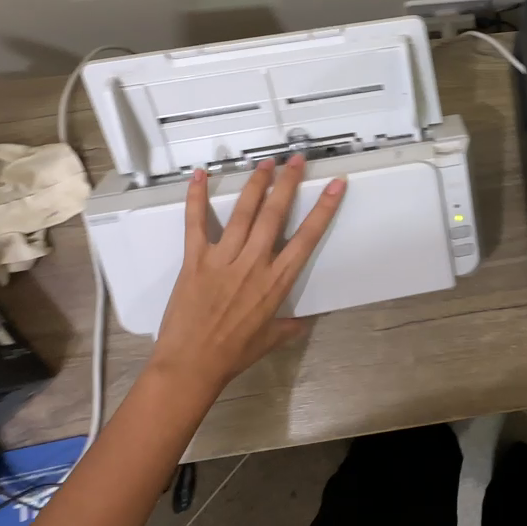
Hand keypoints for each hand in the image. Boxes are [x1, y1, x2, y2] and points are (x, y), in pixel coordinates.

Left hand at [149, 155, 344, 391]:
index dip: (323, 208)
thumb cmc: (232, 355)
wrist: (190, 366)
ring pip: (243, 212)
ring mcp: (223, 258)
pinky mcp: (195, 259)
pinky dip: (196, 197)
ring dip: (256, 184)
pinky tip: (199, 175)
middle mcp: (254, 263)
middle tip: (296, 159)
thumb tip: (303, 323)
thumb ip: (288, 326)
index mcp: (277, 281)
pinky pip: (195, 223)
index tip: (335, 184)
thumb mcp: (269, 340)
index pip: (307, 237)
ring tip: (266, 162)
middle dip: (288, 182)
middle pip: (275, 214)